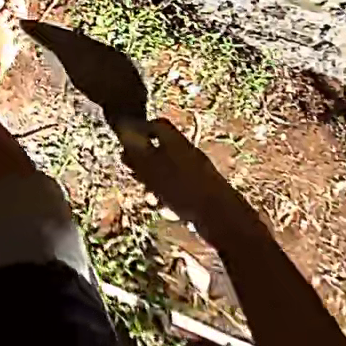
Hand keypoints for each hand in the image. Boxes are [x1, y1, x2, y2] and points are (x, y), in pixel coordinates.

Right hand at [116, 116, 248, 241]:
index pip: (157, 125)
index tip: (126, 143)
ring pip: (167, 172)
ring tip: (149, 198)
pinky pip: (179, 189)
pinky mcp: (202, 193)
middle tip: (133, 173)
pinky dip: (169, 197)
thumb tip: (123, 131)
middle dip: (144, 162)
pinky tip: (165, 210)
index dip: (140, 130)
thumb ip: (135, 150)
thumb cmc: (183, 190)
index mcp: (177, 142)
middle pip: (160, 149)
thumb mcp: (152, 169)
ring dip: (154, 183)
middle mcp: (187, 154)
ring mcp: (196, 173)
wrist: (223, 220)